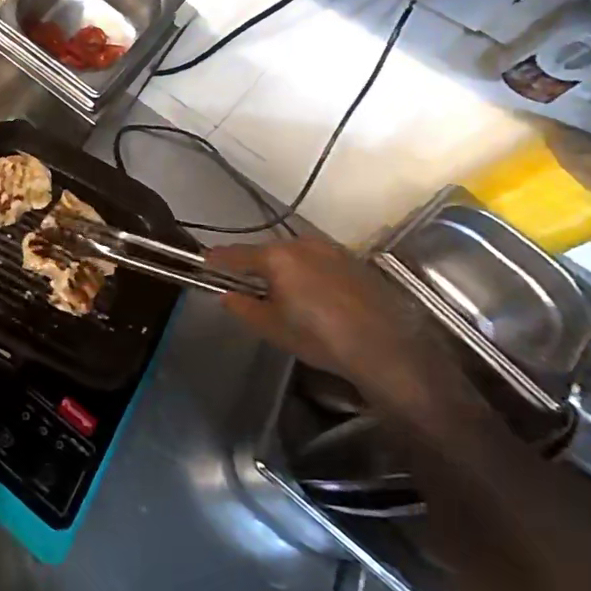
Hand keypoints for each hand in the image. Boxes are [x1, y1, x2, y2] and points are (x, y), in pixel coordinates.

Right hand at [209, 238, 468, 415]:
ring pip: (295, 254)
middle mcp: (302, 243)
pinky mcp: (353, 259)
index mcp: (276, 257)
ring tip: (284, 294)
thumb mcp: (272, 328)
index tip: (205, 262)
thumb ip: (243, 307)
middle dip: (255, 266)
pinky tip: (315, 295)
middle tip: (248, 287)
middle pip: (267, 251)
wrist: (385, 347)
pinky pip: (318, 259)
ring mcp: (331, 248)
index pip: (236, 254)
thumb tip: (227, 295)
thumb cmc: (320, 338)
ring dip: (284, 267)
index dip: (217, 259)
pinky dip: (308, 271)